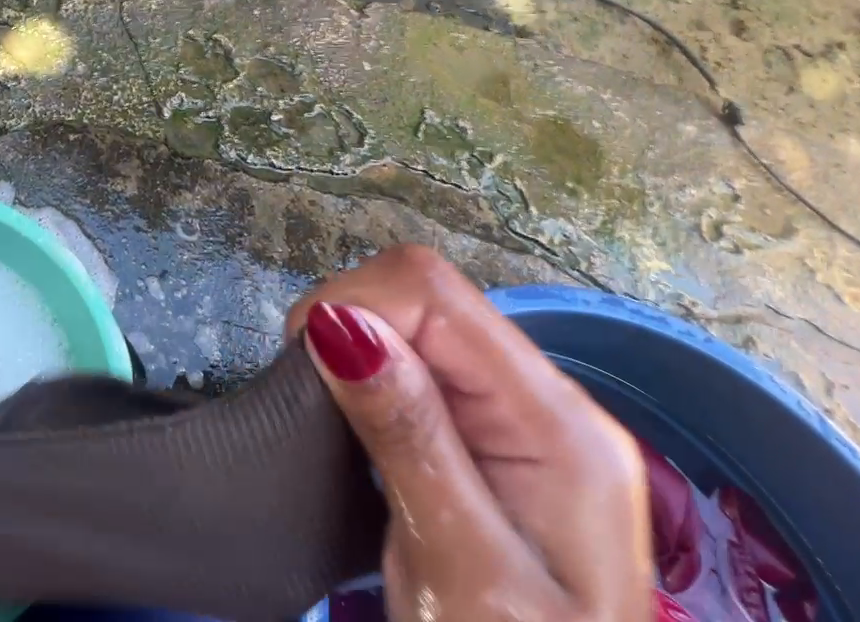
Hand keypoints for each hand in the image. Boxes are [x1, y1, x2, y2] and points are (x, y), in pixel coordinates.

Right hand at [288, 247, 652, 621]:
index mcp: (558, 425)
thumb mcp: (457, 565)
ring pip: (418, 323)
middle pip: (428, 295)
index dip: (351, 304)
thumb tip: (337, 323)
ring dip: (354, 347)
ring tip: (332, 419)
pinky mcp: (496, 434)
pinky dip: (369, 374)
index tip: (301, 367)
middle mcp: (549, 402)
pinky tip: (357, 424)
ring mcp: (524, 417)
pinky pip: (420, 364)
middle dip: (348, 321)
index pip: (436, 294)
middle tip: (313, 402)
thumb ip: (408, 439)